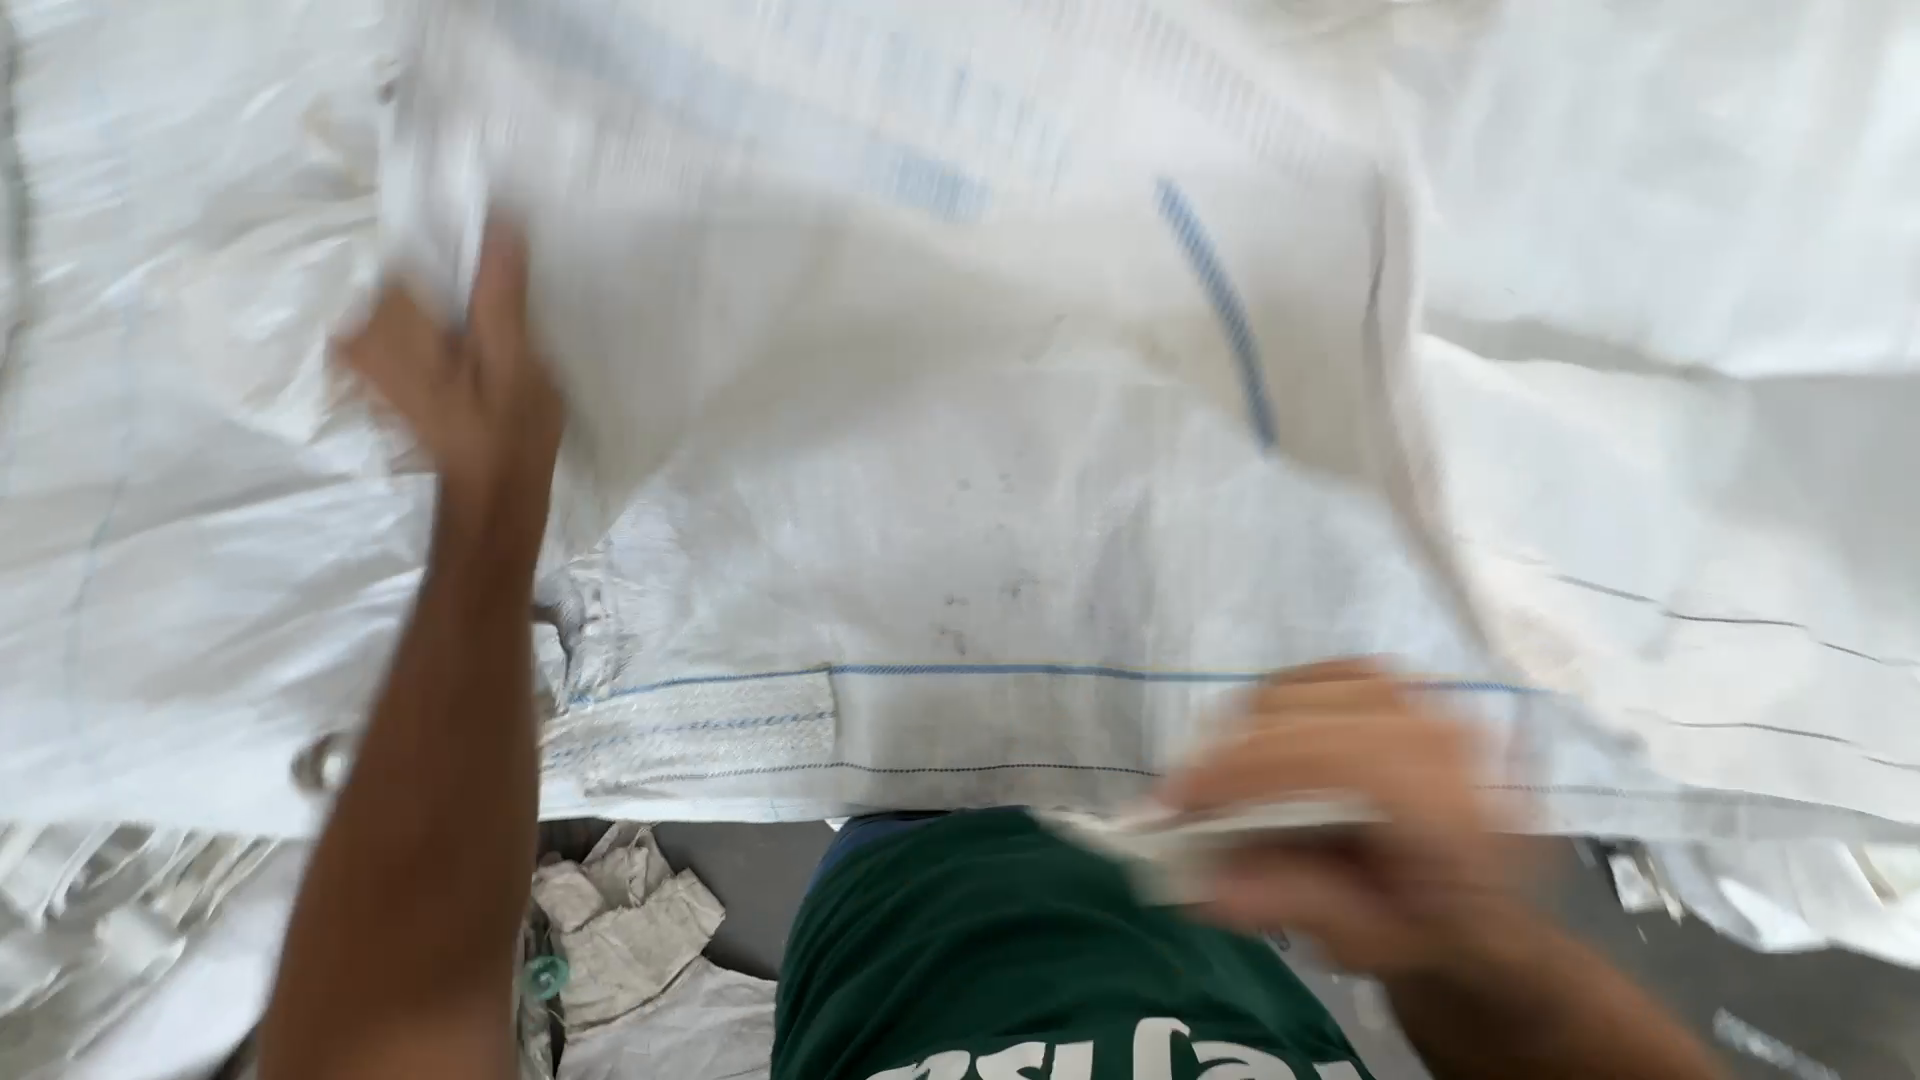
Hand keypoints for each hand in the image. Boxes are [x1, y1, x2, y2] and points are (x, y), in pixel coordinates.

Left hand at [338, 220, 563, 561]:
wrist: (493, 491)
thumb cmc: (510, 433)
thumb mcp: (517, 360)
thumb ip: (499, 290)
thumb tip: (499, 217)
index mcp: (386, 325)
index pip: (421, 252)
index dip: (468, 263)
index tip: (502, 296)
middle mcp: (355, 331)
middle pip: (416, 275)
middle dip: (460, 295)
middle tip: (499, 341)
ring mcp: (358, 352)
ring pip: (414, 298)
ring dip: (453, 314)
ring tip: (486, 358)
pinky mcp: (370, 366)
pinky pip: (407, 322)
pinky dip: (439, 332)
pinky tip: (467, 367)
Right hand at [1159, 659, 1522, 979]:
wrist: (1480, 909)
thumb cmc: (1426, 932)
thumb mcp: (1368, 943)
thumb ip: (1296, 906)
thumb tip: (1207, 888)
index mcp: (1445, 801)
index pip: (1325, 758)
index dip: (1240, 772)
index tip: (1174, 803)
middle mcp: (1436, 730)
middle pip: (1295, 716)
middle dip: (1225, 757)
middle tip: (1180, 802)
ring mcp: (1415, 696)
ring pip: (1292, 690)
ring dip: (1240, 733)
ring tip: (1214, 781)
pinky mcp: (1392, 683)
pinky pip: (1303, 678)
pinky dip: (1265, 708)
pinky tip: (1255, 747)